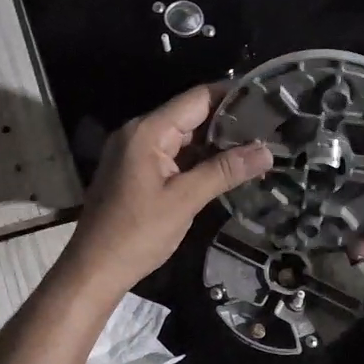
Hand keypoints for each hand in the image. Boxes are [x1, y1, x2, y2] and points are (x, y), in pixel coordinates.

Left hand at [66, 84, 273, 292]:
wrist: (95, 267)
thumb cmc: (138, 234)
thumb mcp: (185, 201)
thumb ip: (224, 171)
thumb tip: (266, 152)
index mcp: (148, 131)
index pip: (197, 98)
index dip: (232, 96)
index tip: (267, 102)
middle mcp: (138, 133)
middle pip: (189, 115)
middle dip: (227, 123)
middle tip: (268, 131)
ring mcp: (134, 152)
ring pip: (182, 138)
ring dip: (214, 144)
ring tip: (255, 149)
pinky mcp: (134, 172)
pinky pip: (171, 156)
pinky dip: (196, 160)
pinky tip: (223, 169)